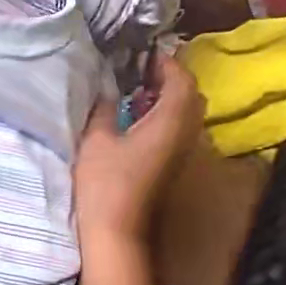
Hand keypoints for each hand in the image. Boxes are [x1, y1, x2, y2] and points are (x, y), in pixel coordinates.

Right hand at [73, 51, 204, 252]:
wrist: (116, 230)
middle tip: (137, 71)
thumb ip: (104, 108)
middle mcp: (186, 133)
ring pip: (184, 113)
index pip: (182, 79)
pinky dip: (161, 116)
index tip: (140, 54)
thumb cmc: (106, 182)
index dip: (164, 62)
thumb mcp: (96, 139)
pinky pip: (175, 129)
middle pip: (189, 95)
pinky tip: (133, 119)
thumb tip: (107, 90)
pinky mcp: (170, 164)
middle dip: (168, 78)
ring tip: (133, 92)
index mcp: (172, 120)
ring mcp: (182, 151)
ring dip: (165, 98)